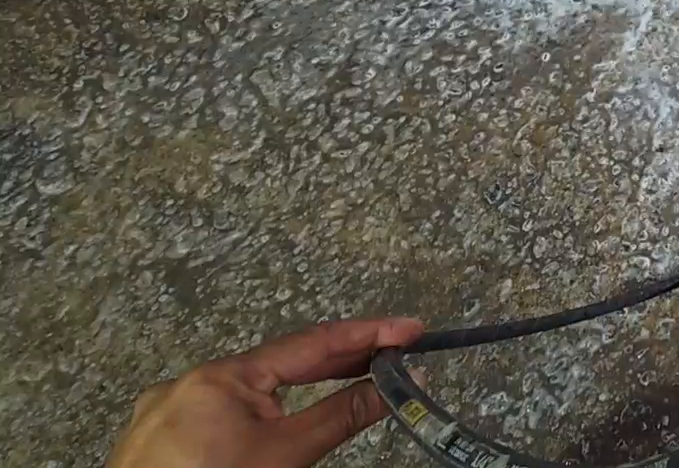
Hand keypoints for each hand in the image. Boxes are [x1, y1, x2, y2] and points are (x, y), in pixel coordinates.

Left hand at [106, 317, 422, 467]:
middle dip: (346, 356)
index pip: (312, 342)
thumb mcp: (286, 455)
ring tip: (362, 372)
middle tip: (399, 351)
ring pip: (259, 383)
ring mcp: (167, 411)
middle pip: (286, 359)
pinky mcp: (158, 439)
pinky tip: (298, 406)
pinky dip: (275, 402)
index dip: (369, 333)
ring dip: (313, 378)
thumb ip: (346, 412)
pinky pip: (232, 405)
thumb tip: (410, 382)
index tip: (414, 329)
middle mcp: (189, 382)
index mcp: (218, 376)